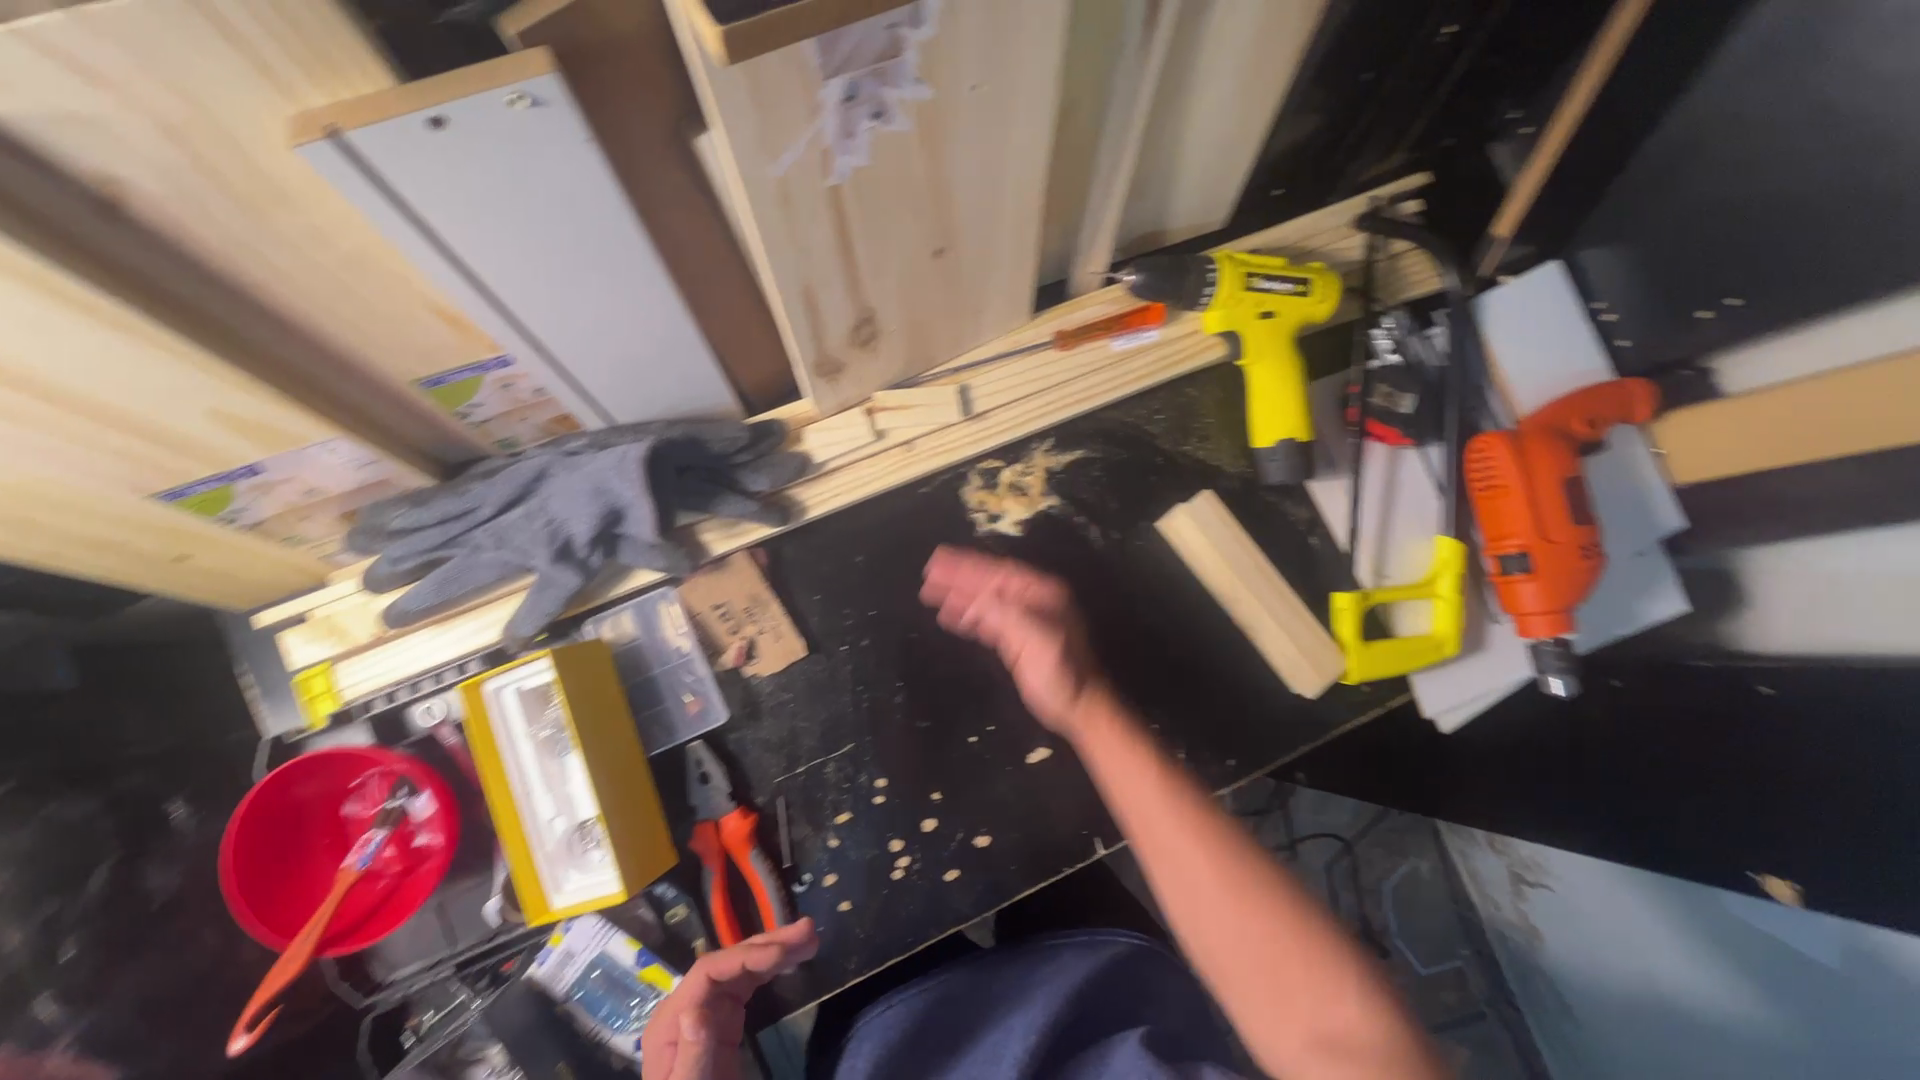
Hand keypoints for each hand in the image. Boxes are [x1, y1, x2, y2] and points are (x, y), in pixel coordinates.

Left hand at [641, 918, 818, 1079]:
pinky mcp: (723, 1020)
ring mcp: (707, 1011)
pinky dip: (771, 970)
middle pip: (727, 963)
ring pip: (741, 969)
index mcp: (671, 1020)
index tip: (784, 951)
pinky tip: (792, 961)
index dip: (746, 955)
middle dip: (767, 944)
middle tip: (808, 931)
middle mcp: (688, 1005)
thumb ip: (692, 1057)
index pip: (708, 971)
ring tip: (809, 938)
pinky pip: (747, 984)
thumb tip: (696, 1011)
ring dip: (775, 950)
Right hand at [919, 546, 1110, 737]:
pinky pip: (987, 622)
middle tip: (928, 572)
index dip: (967, 565)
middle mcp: (1033, 602)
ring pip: (986, 601)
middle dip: (959, 577)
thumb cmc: (1061, 673)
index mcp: (1041, 595)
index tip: (939, 559)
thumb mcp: (1034, 639)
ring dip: (958, 596)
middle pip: (989, 583)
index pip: (998, 572)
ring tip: (930, 592)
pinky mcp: (1017, 641)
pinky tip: (949, 616)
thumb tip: (973, 598)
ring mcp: (1025, 621)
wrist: (1078, 707)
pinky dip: (967, 617)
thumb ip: (1003, 614)